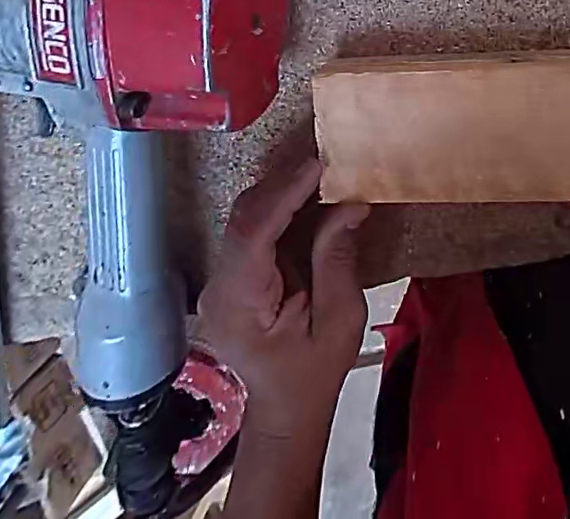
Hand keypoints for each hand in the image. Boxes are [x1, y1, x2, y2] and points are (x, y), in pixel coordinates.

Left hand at [195, 157, 369, 439]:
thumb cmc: (314, 372)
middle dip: (285, 182)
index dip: (283, 193)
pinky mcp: (233, 272)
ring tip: (321, 172)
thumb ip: (338, 260)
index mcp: (240, 305)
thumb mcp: (339, 320)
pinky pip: (252, 226)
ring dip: (282, 188)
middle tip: (327, 163)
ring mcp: (221, 278)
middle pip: (244, 216)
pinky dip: (280, 203)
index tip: (318, 166)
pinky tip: (307, 192)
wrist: (286, 406)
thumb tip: (350, 205)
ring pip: (245, 215)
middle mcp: (220, 287)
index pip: (252, 233)